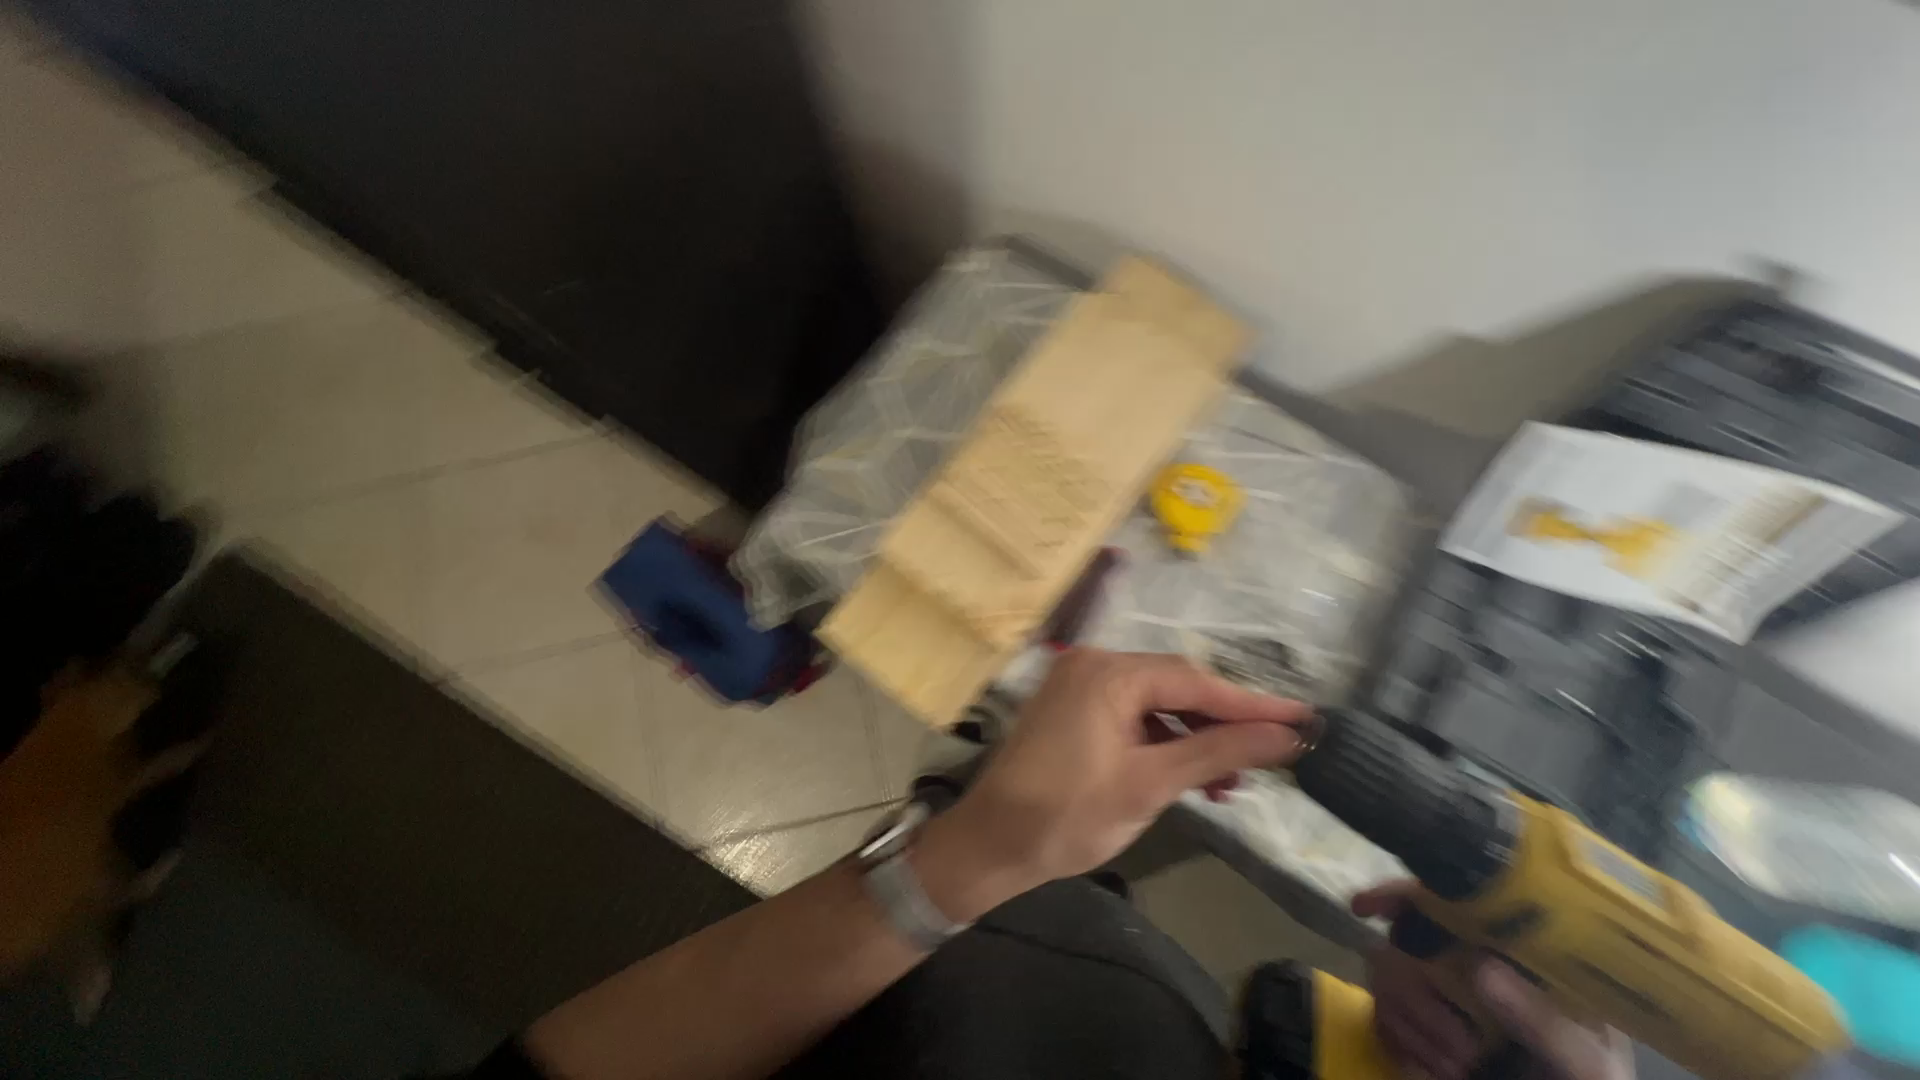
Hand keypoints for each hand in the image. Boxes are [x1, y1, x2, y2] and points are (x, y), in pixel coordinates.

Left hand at [913, 649, 1308, 922]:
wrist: (991, 844)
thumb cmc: (1068, 816)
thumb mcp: (1150, 785)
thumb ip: (1218, 752)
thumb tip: (1286, 735)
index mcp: (1107, 673)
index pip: (1196, 681)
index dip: (1253, 703)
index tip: (1306, 718)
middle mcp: (1092, 664)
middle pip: (1176, 685)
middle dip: (1223, 721)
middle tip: (1274, 750)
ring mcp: (1077, 684)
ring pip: (1154, 702)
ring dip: (1194, 735)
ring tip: (1232, 777)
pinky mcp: (1071, 708)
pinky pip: (1130, 714)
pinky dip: (1162, 740)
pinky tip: (1190, 771)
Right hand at [1352, 882, 1634, 1079]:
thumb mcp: (1585, 1062)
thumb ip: (1543, 1022)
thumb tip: (1481, 967)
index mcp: (1507, 952)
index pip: (1444, 900)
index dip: (1401, 895)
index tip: (1365, 908)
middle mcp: (1462, 962)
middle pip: (1399, 940)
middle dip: (1415, 992)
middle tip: (1460, 1046)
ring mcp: (1433, 993)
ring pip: (1382, 980)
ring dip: (1413, 1029)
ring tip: (1456, 1068)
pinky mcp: (1412, 1027)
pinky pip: (1379, 1020)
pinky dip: (1402, 1048)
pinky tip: (1432, 1071)